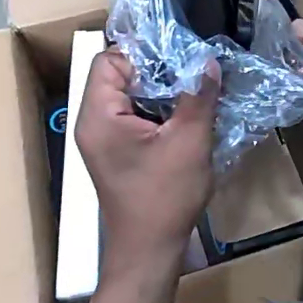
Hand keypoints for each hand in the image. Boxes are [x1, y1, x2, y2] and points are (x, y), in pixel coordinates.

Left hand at [75, 51, 218, 277]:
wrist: (149, 251)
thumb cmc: (164, 196)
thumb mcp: (188, 141)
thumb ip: (198, 97)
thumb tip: (209, 62)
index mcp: (99, 115)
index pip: (109, 60)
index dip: (143, 52)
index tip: (180, 53)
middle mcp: (93, 123)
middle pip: (118, 77)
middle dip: (157, 70)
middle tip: (193, 68)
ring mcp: (104, 141)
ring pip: (129, 98)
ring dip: (161, 92)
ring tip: (194, 88)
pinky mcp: (117, 154)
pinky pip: (134, 118)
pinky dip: (158, 112)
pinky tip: (187, 114)